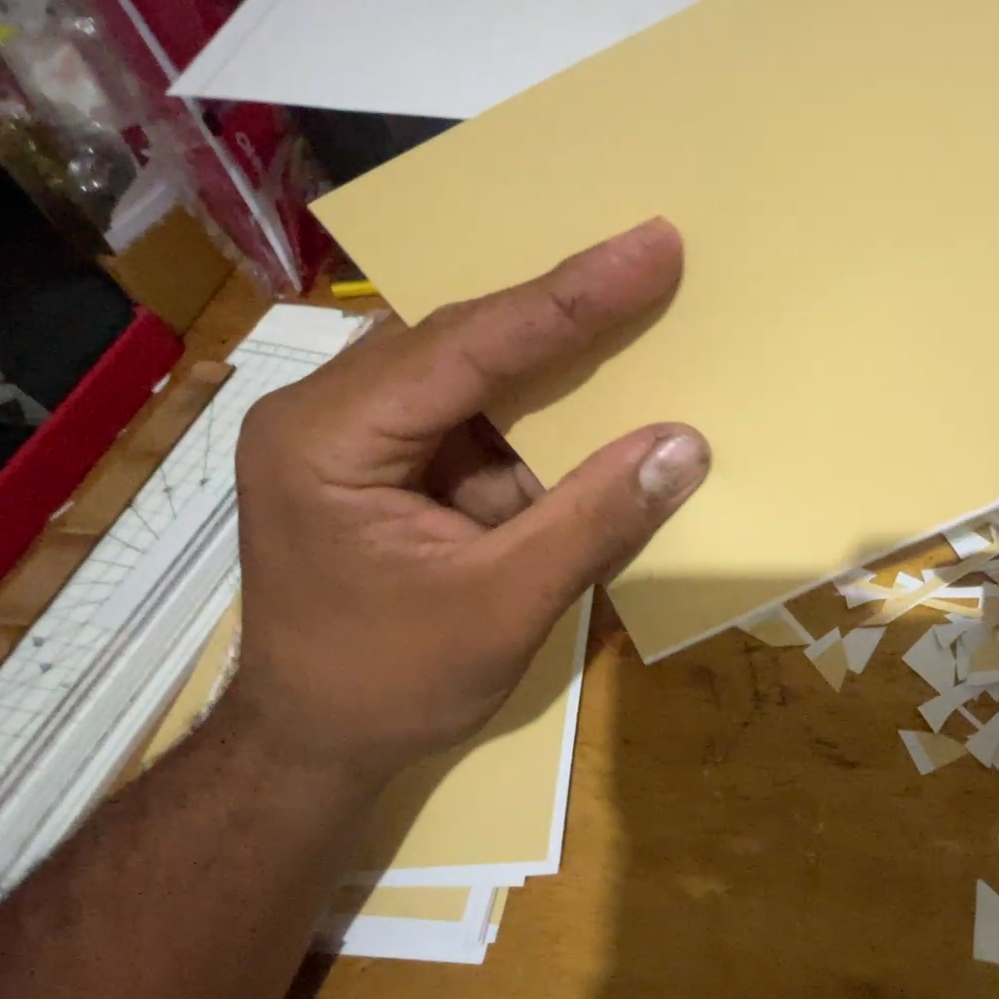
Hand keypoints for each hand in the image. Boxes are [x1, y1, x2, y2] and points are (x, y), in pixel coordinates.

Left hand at [225, 218, 709, 780]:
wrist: (312, 749)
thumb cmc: (388, 685)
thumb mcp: (501, 607)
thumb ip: (593, 521)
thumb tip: (686, 445)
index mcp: (330, 436)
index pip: (468, 345)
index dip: (571, 297)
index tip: (651, 249)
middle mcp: (334, 413)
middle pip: (469, 338)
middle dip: (567, 307)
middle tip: (653, 258)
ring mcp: (365, 437)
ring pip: (479, 371)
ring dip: (561, 356)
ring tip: (639, 310)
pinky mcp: (399, 465)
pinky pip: (485, 417)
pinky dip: (549, 414)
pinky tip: (601, 398)